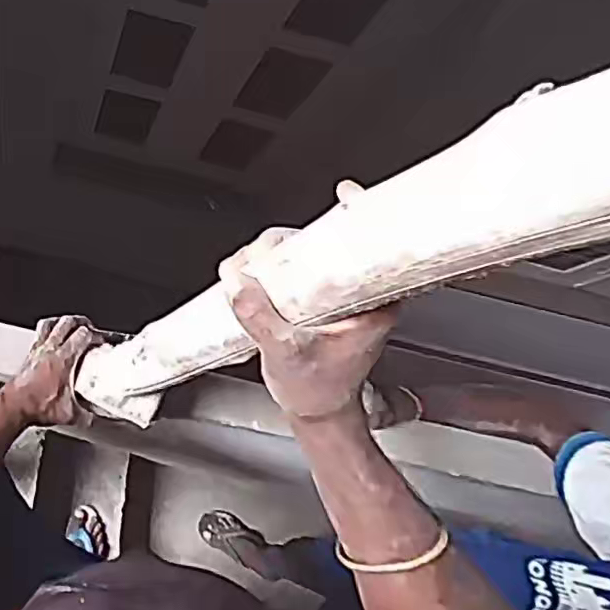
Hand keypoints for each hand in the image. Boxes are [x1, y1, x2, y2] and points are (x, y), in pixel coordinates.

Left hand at [0, 315, 101, 425]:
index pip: (83, 335)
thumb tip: (93, 417)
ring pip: (50, 324)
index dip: (96, 334)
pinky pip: (39, 335)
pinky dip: (47, 332)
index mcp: (63, 359)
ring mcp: (37, 350)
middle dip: (81, 322)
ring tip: (69, 326)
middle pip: (67, 322)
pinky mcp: (28, 355)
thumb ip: (85, 415)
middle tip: (89, 327)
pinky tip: (50, 340)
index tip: (102, 340)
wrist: (13, 407)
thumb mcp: (69, 414)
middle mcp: (49, 350)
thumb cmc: (36, 406)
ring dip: (61, 322)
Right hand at [221, 222, 397, 421]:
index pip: (370, 246)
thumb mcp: (286, 354)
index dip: (357, 216)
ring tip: (248, 272)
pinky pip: (294, 270)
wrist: (316, 412)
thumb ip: (260, 319)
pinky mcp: (313, 301)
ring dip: (272, 256)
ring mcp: (333, 296)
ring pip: (305, 255)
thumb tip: (238, 284)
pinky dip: (271, 267)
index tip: (346, 197)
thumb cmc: (317, 390)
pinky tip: (254, 274)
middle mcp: (355, 294)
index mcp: (369, 303)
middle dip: (286, 243)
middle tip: (258, 259)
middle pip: (326, 243)